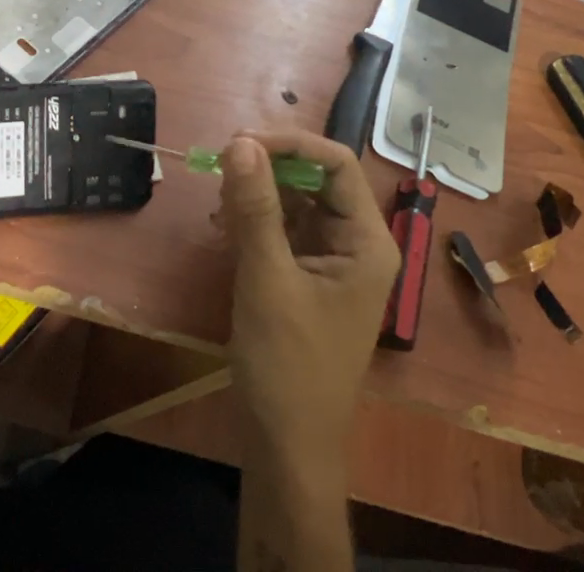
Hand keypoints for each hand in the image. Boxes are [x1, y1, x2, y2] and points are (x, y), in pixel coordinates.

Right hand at [219, 131, 398, 454]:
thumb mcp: (267, 279)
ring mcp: (332, 262)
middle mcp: (357, 244)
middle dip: (268, 169)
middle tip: (217, 168)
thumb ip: (255, 208)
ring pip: (296, 204)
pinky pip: (284, 231)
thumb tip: (240, 143)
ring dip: (257, 195)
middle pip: (316, 180)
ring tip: (218, 207)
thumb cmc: (287, 362)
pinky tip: (224, 229)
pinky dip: (254, 223)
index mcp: (367, 241)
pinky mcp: (308, 278)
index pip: (336, 164)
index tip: (237, 142)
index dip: (289, 143)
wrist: (289, 441)